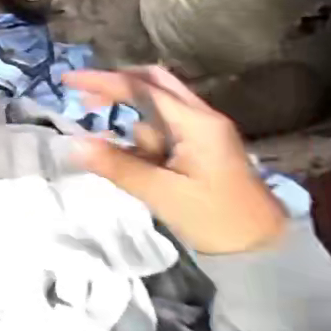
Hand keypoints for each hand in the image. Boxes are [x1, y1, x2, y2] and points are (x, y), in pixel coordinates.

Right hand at [66, 67, 286, 254]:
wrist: (262, 249)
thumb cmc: (214, 219)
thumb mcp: (162, 194)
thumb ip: (118, 166)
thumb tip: (75, 145)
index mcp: (196, 123)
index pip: (142, 88)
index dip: (103, 81)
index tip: (69, 81)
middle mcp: (201, 116)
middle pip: (153, 83)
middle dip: (118, 87)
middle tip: (86, 100)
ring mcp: (204, 129)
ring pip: (158, 106)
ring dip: (135, 122)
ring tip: (133, 163)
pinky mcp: (203, 145)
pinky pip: (165, 126)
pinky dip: (145, 136)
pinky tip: (138, 161)